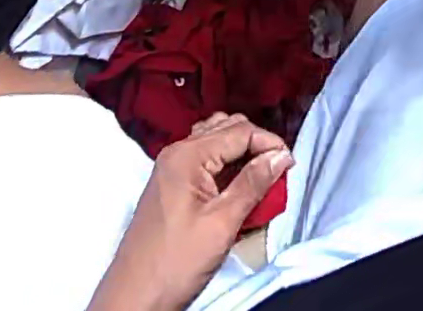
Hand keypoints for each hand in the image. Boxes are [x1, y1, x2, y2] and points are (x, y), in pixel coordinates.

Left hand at [88, 114, 293, 310]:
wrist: (132, 299)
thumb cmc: (175, 263)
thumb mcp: (221, 225)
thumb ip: (252, 185)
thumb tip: (281, 156)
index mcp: (188, 154)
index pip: (239, 131)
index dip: (268, 143)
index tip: (291, 164)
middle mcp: (178, 151)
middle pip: (227, 129)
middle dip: (256, 144)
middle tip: (278, 170)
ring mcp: (172, 165)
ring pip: (216, 140)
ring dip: (240, 152)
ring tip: (261, 175)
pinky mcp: (171, 182)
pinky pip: (204, 157)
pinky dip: (225, 163)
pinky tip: (237, 184)